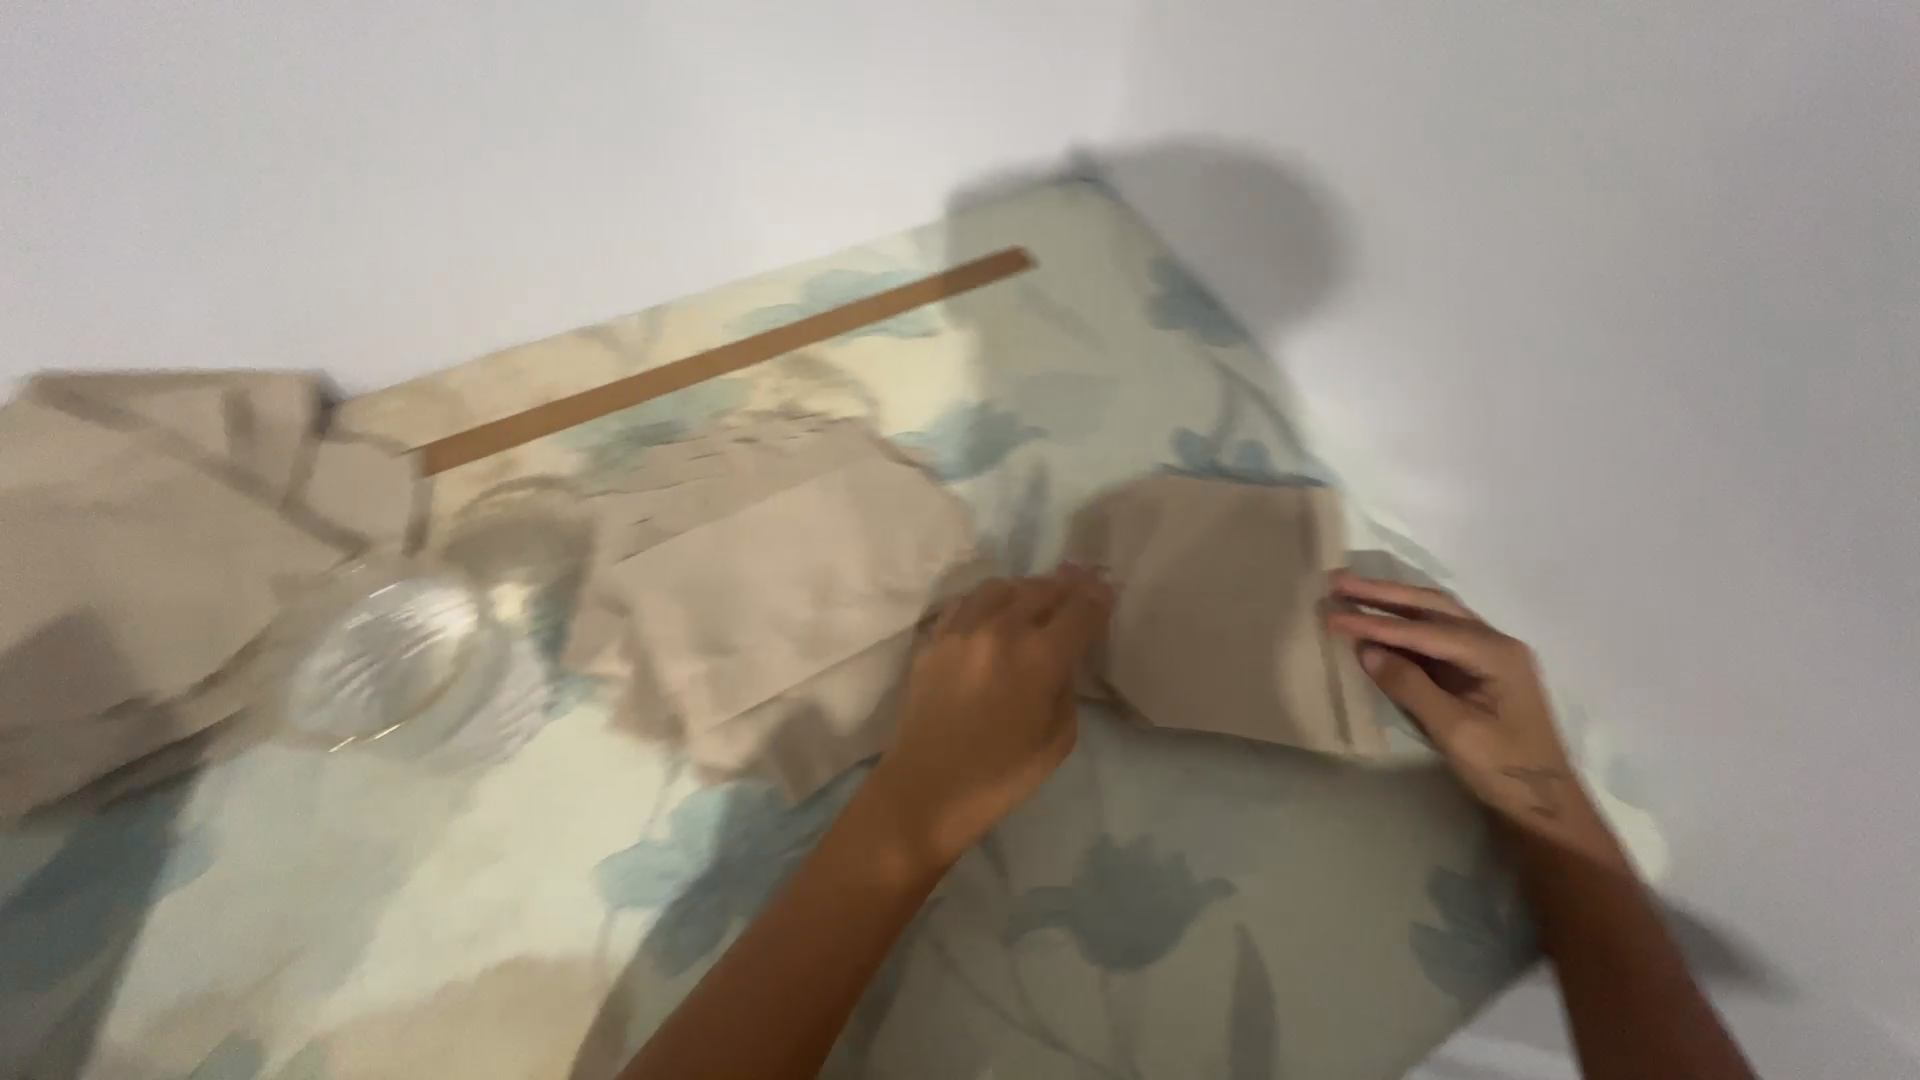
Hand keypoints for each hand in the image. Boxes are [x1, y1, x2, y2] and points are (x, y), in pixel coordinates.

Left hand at [869, 564, 1113, 866]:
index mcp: (1039, 658)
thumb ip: (1066, 691)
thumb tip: (1061, 661)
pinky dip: (989, 598)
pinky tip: (995, 608)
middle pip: (1043, 590)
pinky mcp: (933, 639)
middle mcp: (1001, 630)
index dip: (1099, 598)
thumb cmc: (998, 777)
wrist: (924, 789)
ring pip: (1002, 587)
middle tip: (1081, 582)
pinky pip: (966, 601)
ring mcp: (962, 630)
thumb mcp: (1057, 741)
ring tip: (1038, 595)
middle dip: (1068, 585)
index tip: (1107, 591)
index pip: (1080, 611)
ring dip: (1027, 587)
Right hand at [1327, 572, 1622, 860]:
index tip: (1334, 615)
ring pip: (1433, 616)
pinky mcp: (1473, 670)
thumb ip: (1410, 686)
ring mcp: (1485, 655)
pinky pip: (1433, 637)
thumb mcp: (1454, 730)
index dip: (1376, 622)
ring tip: (1350, 591)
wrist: (1542, 803)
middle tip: (1338, 582)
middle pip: (1431, 606)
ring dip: (1391, 603)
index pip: (1424, 630)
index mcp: (1496, 653)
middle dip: (1383, 593)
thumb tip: (1366, 651)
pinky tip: (1376, 623)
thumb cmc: (1503, 768)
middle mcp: (1494, 643)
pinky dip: (1401, 626)